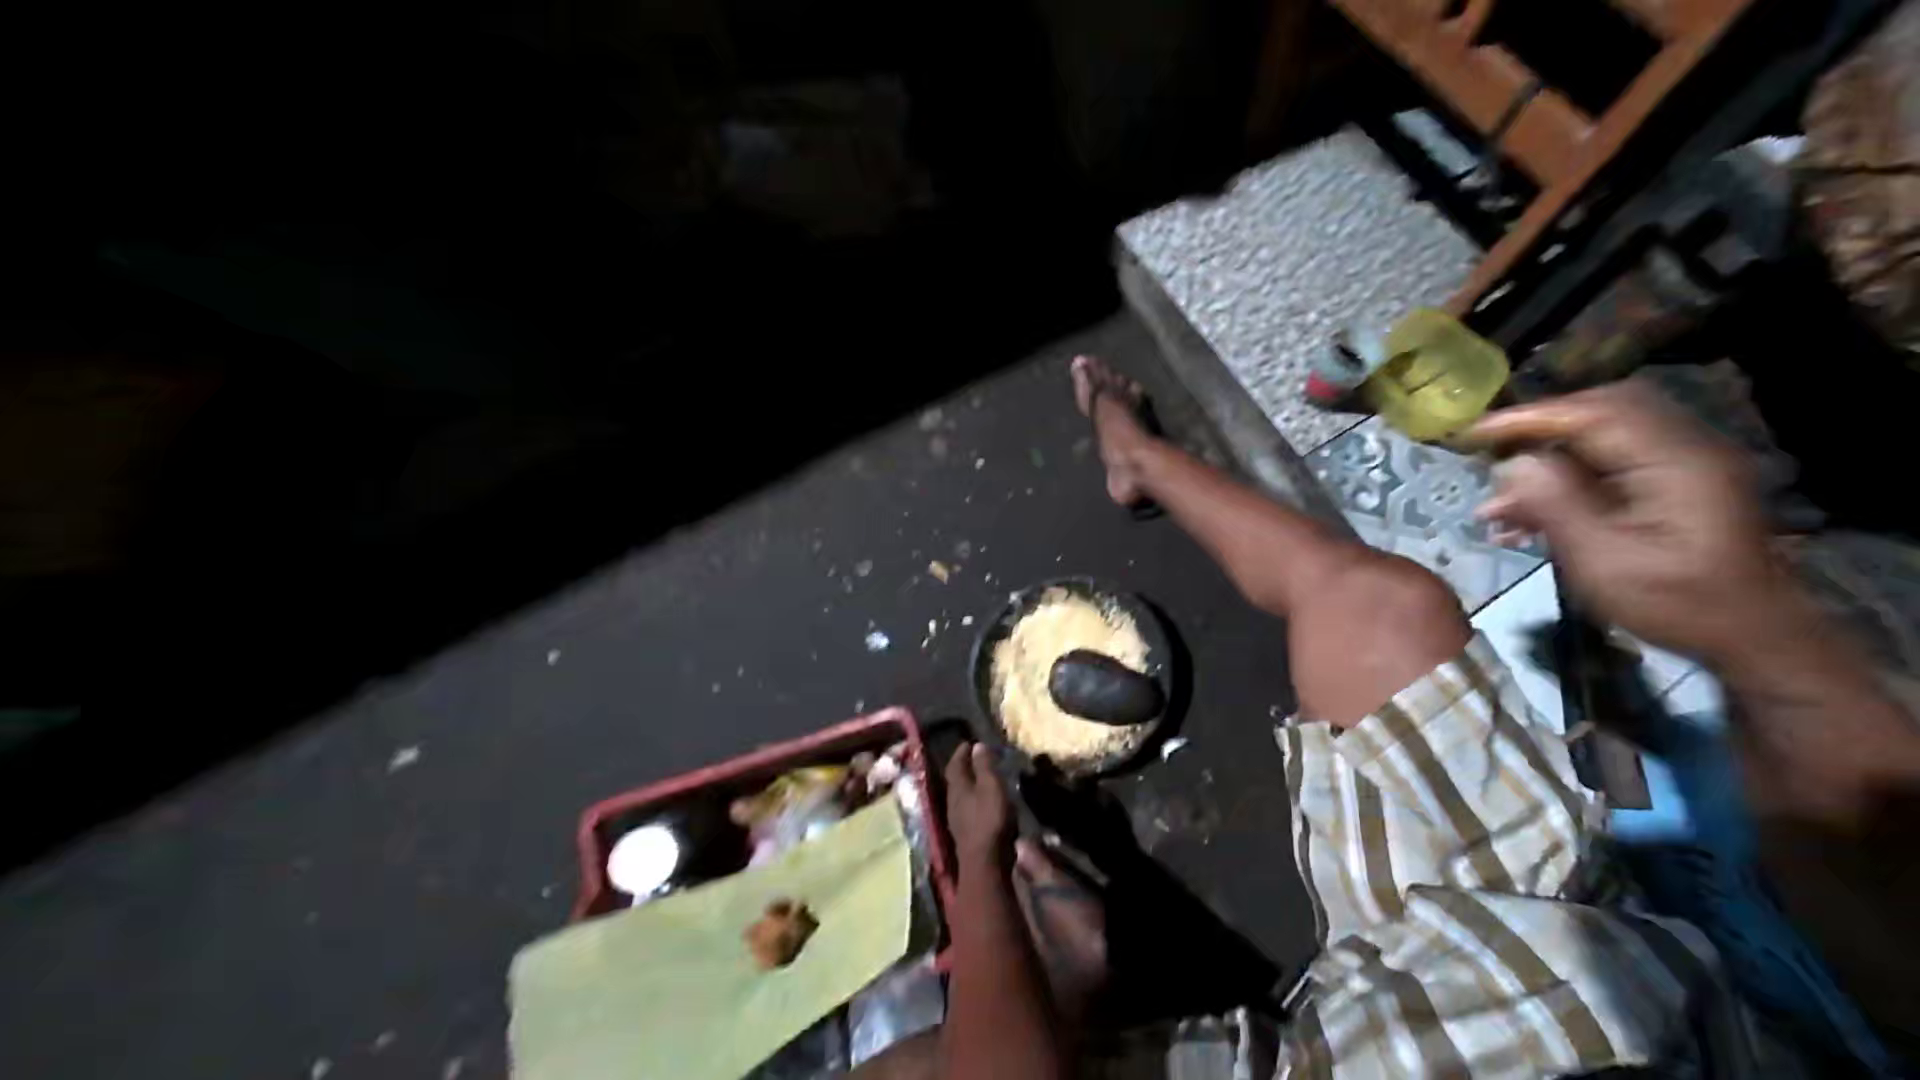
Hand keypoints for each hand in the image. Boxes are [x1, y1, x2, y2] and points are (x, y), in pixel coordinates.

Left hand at [945, 742, 1013, 868]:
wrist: (985, 861)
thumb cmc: (989, 819)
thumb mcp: (991, 786)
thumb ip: (984, 766)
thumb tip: (976, 745)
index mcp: (957, 787)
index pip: (954, 764)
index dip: (961, 752)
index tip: (968, 743)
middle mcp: (952, 801)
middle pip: (954, 780)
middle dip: (962, 768)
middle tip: (973, 759)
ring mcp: (956, 819)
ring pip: (959, 795)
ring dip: (967, 785)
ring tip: (979, 780)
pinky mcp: (965, 834)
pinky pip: (966, 809)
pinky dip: (972, 801)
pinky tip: (981, 805)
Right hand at [1471, 382, 1798, 663]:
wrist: (1753, 638)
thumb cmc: (1677, 604)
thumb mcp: (1603, 560)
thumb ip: (1556, 505)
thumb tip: (1511, 463)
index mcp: (1676, 464)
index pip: (1595, 415)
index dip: (1530, 418)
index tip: (1476, 434)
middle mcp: (1685, 451)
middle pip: (1603, 410)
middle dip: (1539, 429)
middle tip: (1491, 455)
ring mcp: (1683, 467)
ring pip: (1602, 437)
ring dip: (1546, 462)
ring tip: (1500, 507)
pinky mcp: (1673, 486)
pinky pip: (1610, 464)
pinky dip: (1564, 480)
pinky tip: (1527, 518)